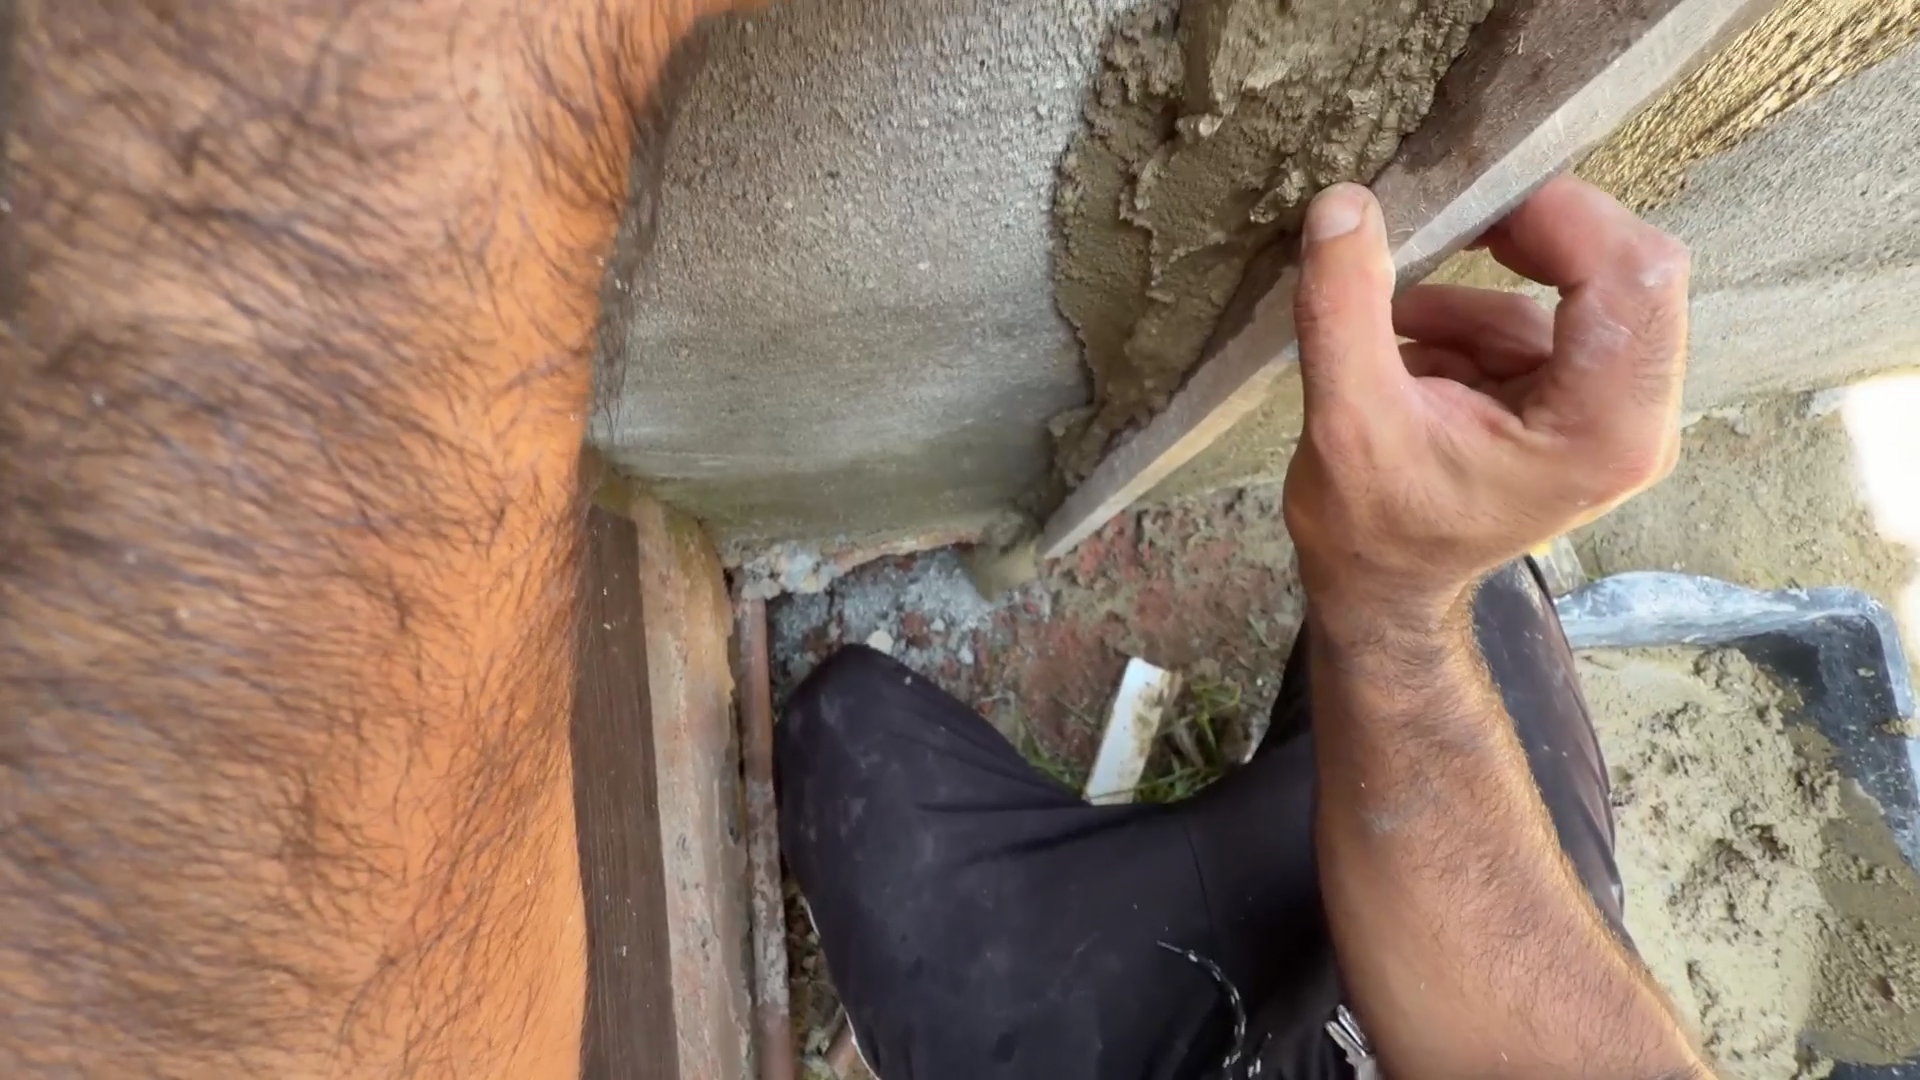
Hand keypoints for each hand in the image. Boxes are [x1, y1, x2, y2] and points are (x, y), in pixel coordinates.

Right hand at [1282, 175, 1688, 630]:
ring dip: (1458, 306)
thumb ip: (1343, 310)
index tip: (1467, 200)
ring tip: (1378, 336)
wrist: (1374, 588)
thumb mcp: (1342, 421)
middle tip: (1427, 238)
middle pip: (1605, 282)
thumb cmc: (1366, 530)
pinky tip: (1397, 361)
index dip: (1559, 218)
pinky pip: (1520, 336)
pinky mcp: (1557, 413)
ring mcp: (1595, 415)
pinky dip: (1454, 332)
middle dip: (1506, 255)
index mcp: (1602, 431)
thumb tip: (1342, 205)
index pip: (1631, 279)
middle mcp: (1627, 418)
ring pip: (1548, 307)